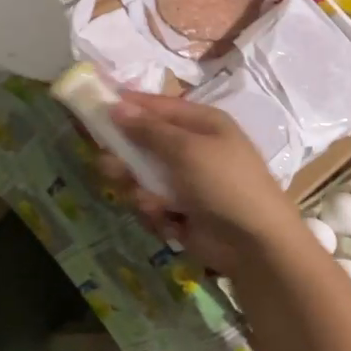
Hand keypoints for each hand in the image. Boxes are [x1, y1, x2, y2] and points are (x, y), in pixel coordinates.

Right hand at [99, 91, 301, 272]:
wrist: (256, 244)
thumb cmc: (225, 184)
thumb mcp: (186, 149)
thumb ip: (148, 129)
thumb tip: (116, 106)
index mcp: (200, 123)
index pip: (155, 105)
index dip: (126, 106)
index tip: (95, 109)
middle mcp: (191, 148)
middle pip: (141, 142)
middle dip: (125, 157)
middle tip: (110, 166)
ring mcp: (184, 181)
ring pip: (140, 176)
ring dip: (139, 188)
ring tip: (149, 201)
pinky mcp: (178, 210)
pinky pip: (150, 203)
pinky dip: (154, 212)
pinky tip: (168, 220)